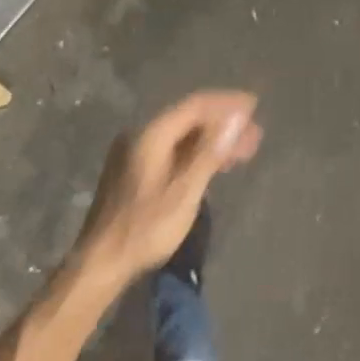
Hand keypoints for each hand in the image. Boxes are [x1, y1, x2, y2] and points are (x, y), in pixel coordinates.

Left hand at [72, 90, 262, 287]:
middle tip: (255, 134)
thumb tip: (233, 119)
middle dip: (221, 124)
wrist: (104, 256)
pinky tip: (213, 165)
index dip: (224, 104)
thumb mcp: (184, 192)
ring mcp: (133, 154)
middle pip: (186, 120)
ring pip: (179, 138)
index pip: (192, 107)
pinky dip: (195, 155)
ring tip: (244, 150)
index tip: (254, 105)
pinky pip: (170, 152)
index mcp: (149, 136)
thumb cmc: (146, 227)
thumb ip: (208, 153)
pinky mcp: (133, 171)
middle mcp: (138, 137)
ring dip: (210, 141)